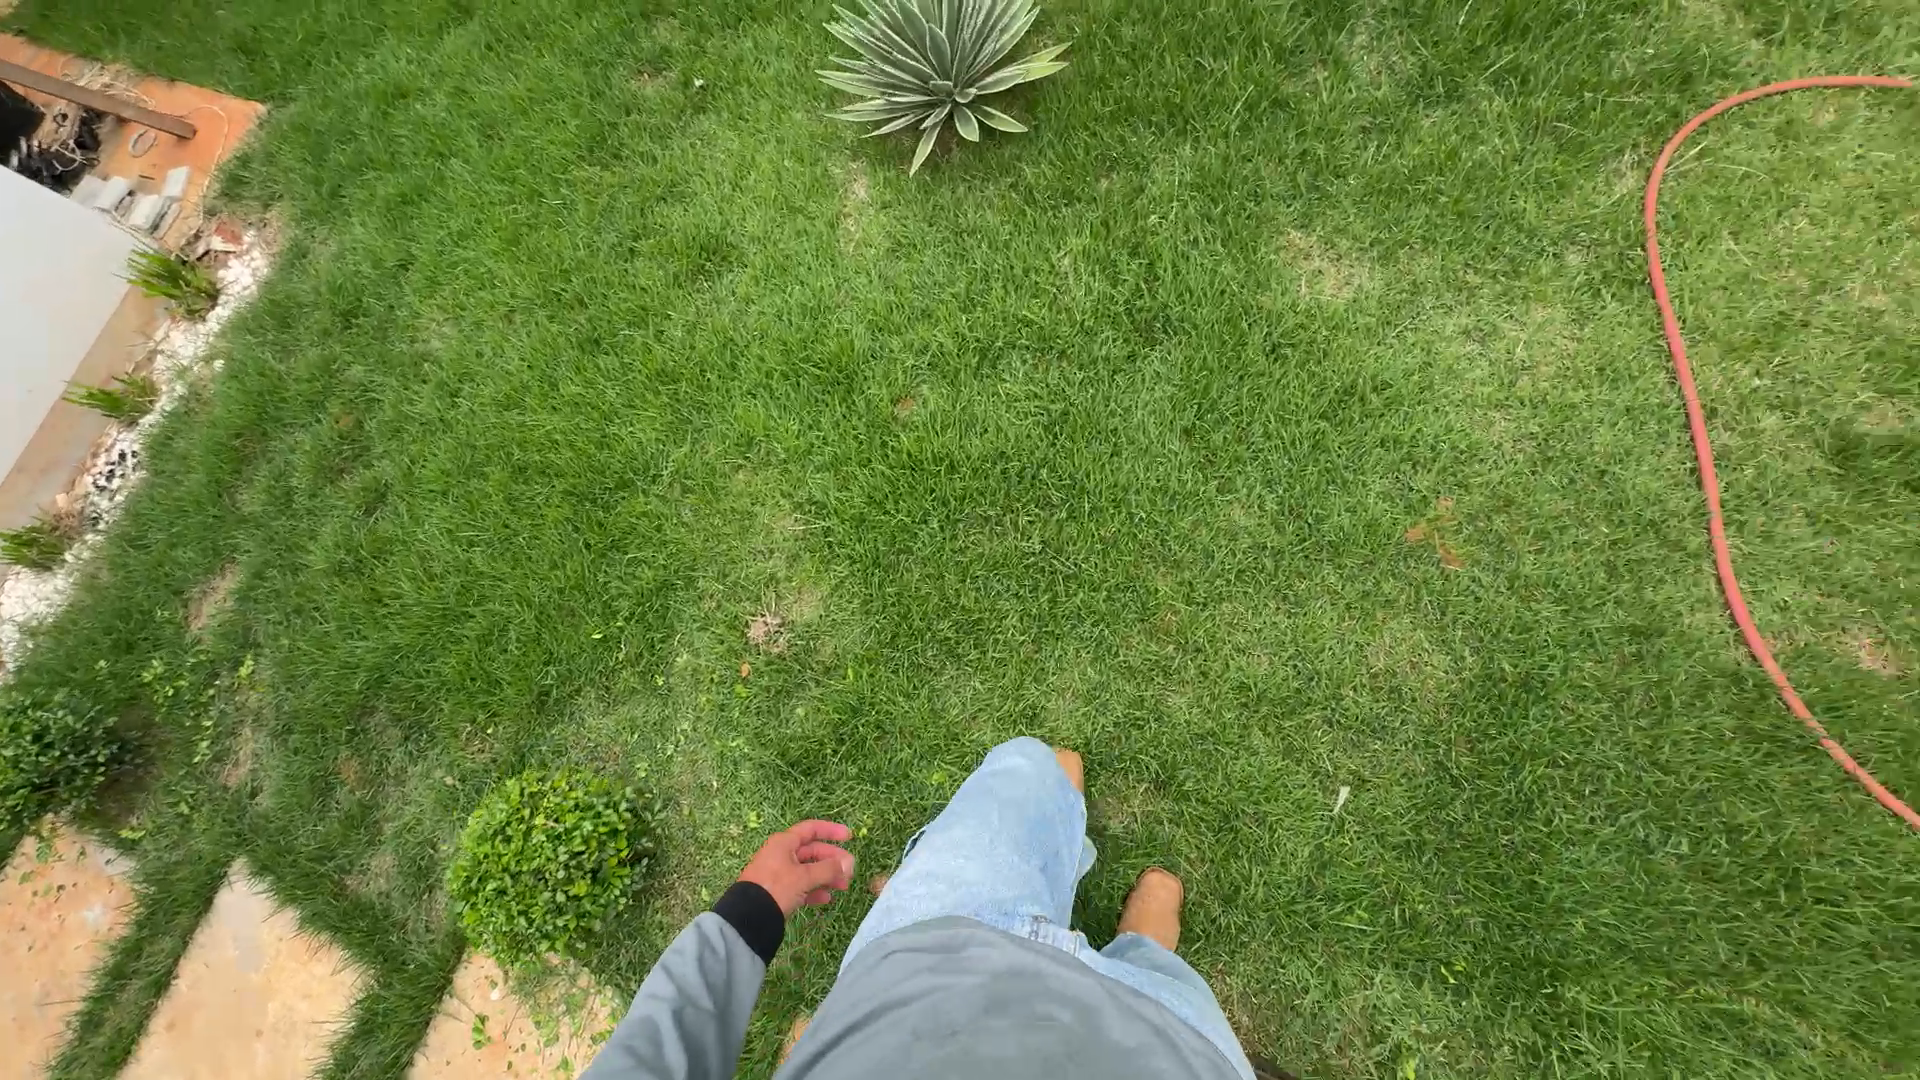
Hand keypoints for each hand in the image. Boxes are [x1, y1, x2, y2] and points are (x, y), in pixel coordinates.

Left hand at [738, 820, 856, 915]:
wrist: (747, 918)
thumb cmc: (776, 887)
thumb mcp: (804, 877)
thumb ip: (828, 869)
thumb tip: (849, 863)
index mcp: (785, 843)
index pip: (812, 829)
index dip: (831, 831)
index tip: (849, 837)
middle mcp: (781, 854)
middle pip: (812, 852)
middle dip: (832, 861)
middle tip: (850, 870)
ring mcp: (779, 873)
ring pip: (808, 870)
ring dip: (827, 877)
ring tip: (843, 887)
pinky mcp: (777, 891)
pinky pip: (801, 886)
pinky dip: (814, 890)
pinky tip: (826, 899)